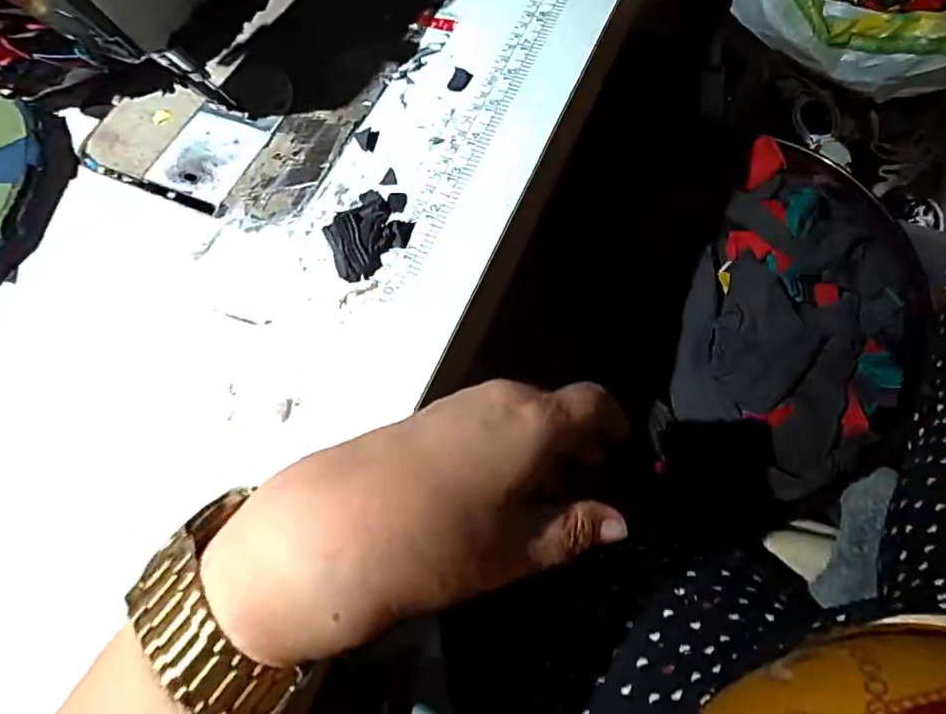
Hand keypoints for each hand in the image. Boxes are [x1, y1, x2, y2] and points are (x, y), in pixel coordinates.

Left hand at [197, 380, 629, 667]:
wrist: (324, 530)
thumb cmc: (437, 541)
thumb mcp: (514, 549)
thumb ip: (574, 529)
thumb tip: (621, 522)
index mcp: (536, 420)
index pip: (596, 403)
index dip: (617, 425)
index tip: (620, 455)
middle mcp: (507, 396)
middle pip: (561, 409)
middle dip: (580, 444)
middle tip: (584, 488)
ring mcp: (466, 400)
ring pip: (525, 414)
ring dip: (544, 446)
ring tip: (538, 495)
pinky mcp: (435, 413)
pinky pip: (493, 417)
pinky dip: (510, 443)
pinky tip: (491, 488)